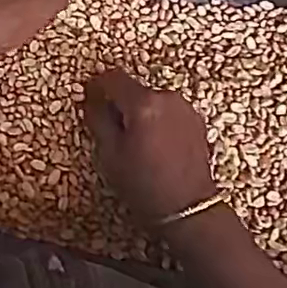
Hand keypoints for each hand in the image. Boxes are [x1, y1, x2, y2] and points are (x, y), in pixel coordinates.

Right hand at [82, 69, 216, 224]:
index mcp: (144, 104)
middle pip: (134, 90)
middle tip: (112, 132)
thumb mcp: (110, 154)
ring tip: (136, 144)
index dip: (97, 84)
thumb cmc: (143, 185)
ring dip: (140, 114)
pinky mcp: (197, 121)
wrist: (188, 209)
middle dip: (120, 105)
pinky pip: (168, 112)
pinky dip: (157, 122)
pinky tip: (155, 147)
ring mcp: (186, 109)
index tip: (89, 96)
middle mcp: (168, 98)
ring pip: (152, 101)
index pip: (113, 78)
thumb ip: (98, 118)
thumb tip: (92, 98)